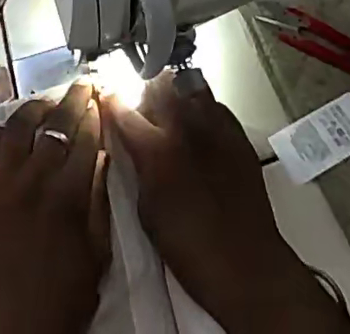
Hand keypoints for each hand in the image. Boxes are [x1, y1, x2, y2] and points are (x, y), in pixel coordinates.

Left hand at [0, 81, 109, 333]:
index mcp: (67, 195)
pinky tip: (7, 131)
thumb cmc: (62, 299)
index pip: (84, 138)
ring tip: (48, 100)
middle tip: (82, 83)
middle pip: (54, 125)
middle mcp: (32, 178)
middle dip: (71, 99)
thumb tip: (100, 159)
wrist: (10, 328)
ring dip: (35, 108)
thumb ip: (98, 202)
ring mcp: (0, 182)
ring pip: (16, 127)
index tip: (99, 96)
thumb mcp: (96, 255)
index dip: (93, 113)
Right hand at [103, 73, 349, 332]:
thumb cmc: (187, 245)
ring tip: (169, 107)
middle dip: (143, 88)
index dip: (107, 97)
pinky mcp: (237, 135)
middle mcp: (184, 127)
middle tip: (139, 105)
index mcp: (154, 148)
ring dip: (173, 90)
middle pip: (156, 82)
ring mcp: (214, 127)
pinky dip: (200, 106)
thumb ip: (135, 163)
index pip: (119, 104)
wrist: (247, 267)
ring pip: (188, 84)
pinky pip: (213, 104)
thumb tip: (128, 143)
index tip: (102, 95)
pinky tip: (197, 125)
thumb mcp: (144, 205)